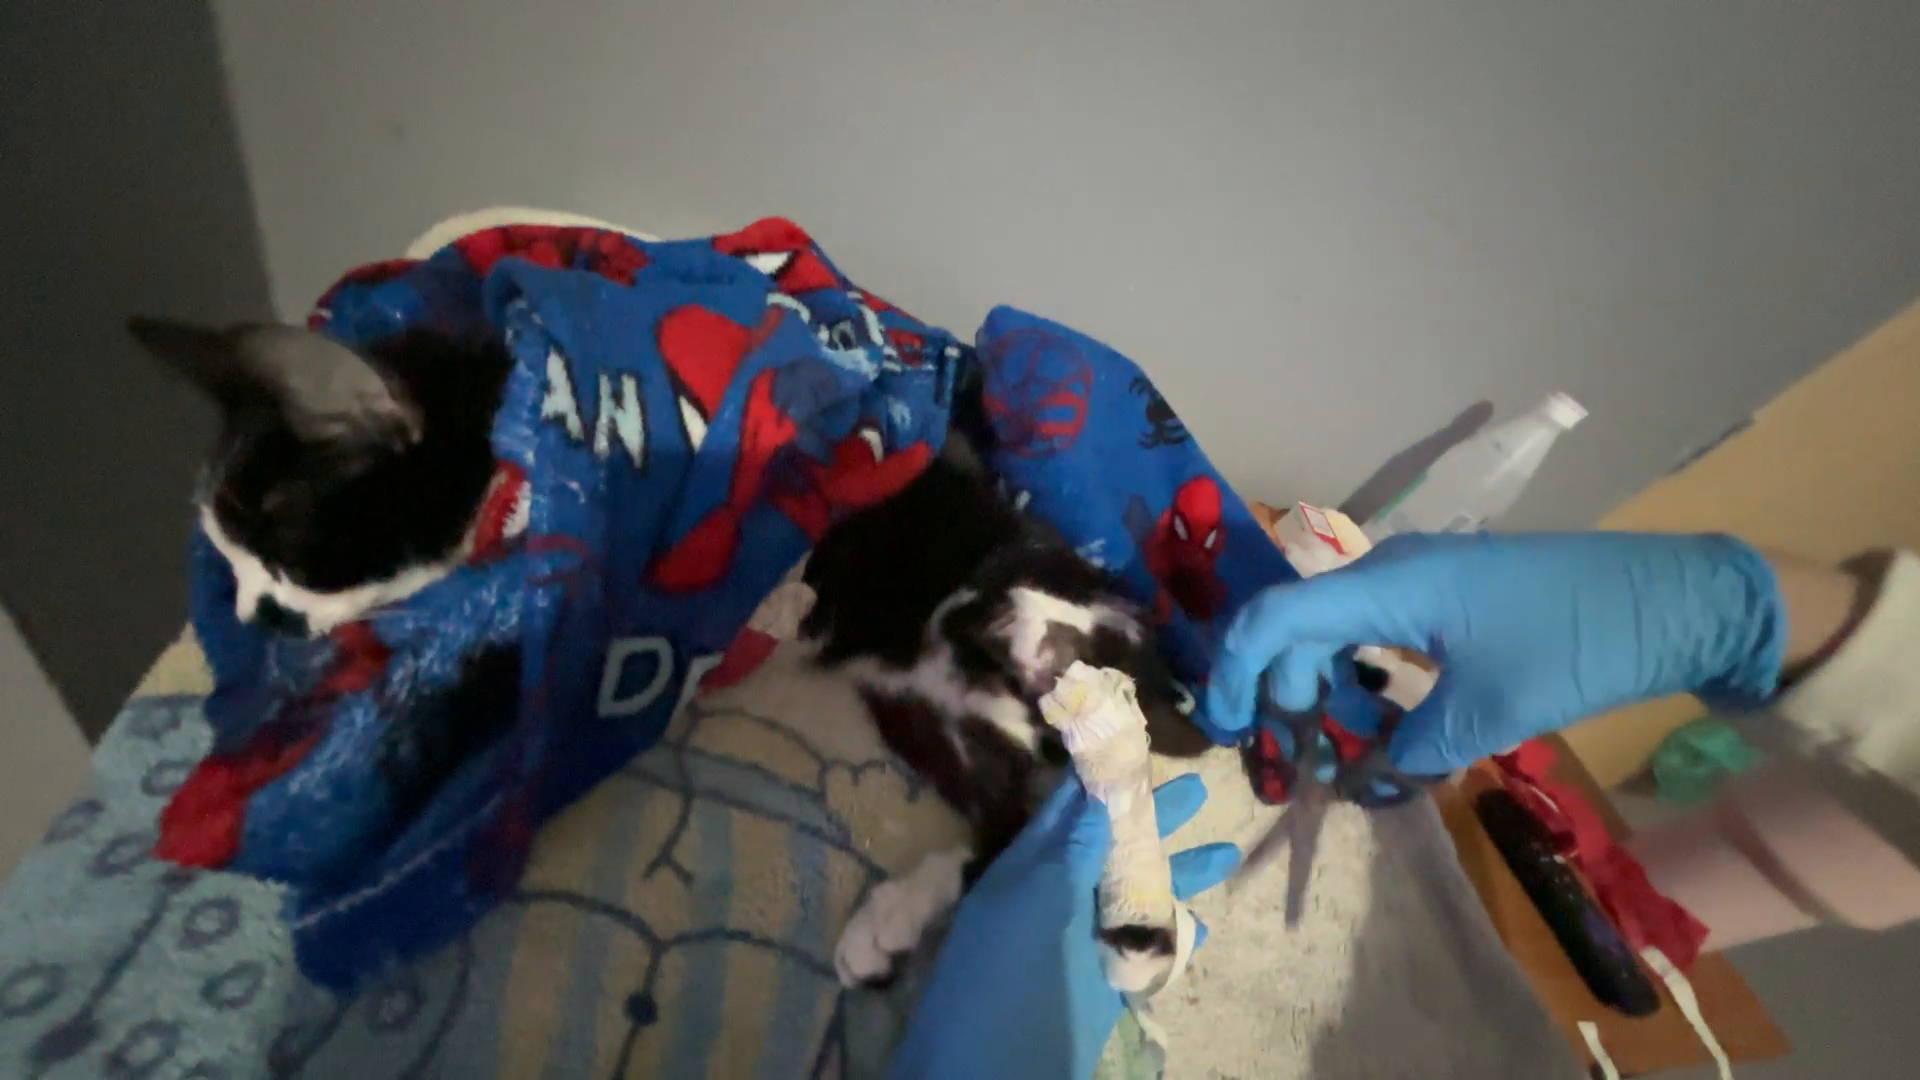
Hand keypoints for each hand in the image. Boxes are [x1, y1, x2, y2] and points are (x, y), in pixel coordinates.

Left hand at [888, 774, 1239, 1079]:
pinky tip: (1207, 921)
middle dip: (1154, 817)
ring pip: (1136, 891)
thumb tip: (1095, 796)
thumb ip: (1070, 851)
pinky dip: (1174, 930)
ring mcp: (1085, 935)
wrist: (990, 1072)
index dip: (1104, 776)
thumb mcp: (1036, 903)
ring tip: (1226, 850)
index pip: (1073, 805)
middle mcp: (1062, 890)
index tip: (1139, 746)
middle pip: (1114, 843)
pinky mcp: (1105, 979)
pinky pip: (1143, 944)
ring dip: (1178, 871)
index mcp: (1036, 863)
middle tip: (1199, 787)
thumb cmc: (1006, 975)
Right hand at [1204, 531, 1787, 773]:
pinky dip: (1348, 670)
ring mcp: (1405, 576)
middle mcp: (1380, 571)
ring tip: (1334, 741)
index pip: (1275, 616)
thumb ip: (1414, 747)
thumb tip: (1366, 779)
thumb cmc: (1583, 644)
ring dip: (1315, 683)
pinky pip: (1361, 627)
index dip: (1235, 668)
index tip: (1230, 726)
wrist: (1682, 596)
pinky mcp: (1429, 589)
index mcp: (1386, 585)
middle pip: (1294, 627)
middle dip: (1281, 691)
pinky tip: (1368, 708)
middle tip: (1293, 755)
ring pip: (1324, 627)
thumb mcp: (1495, 710)